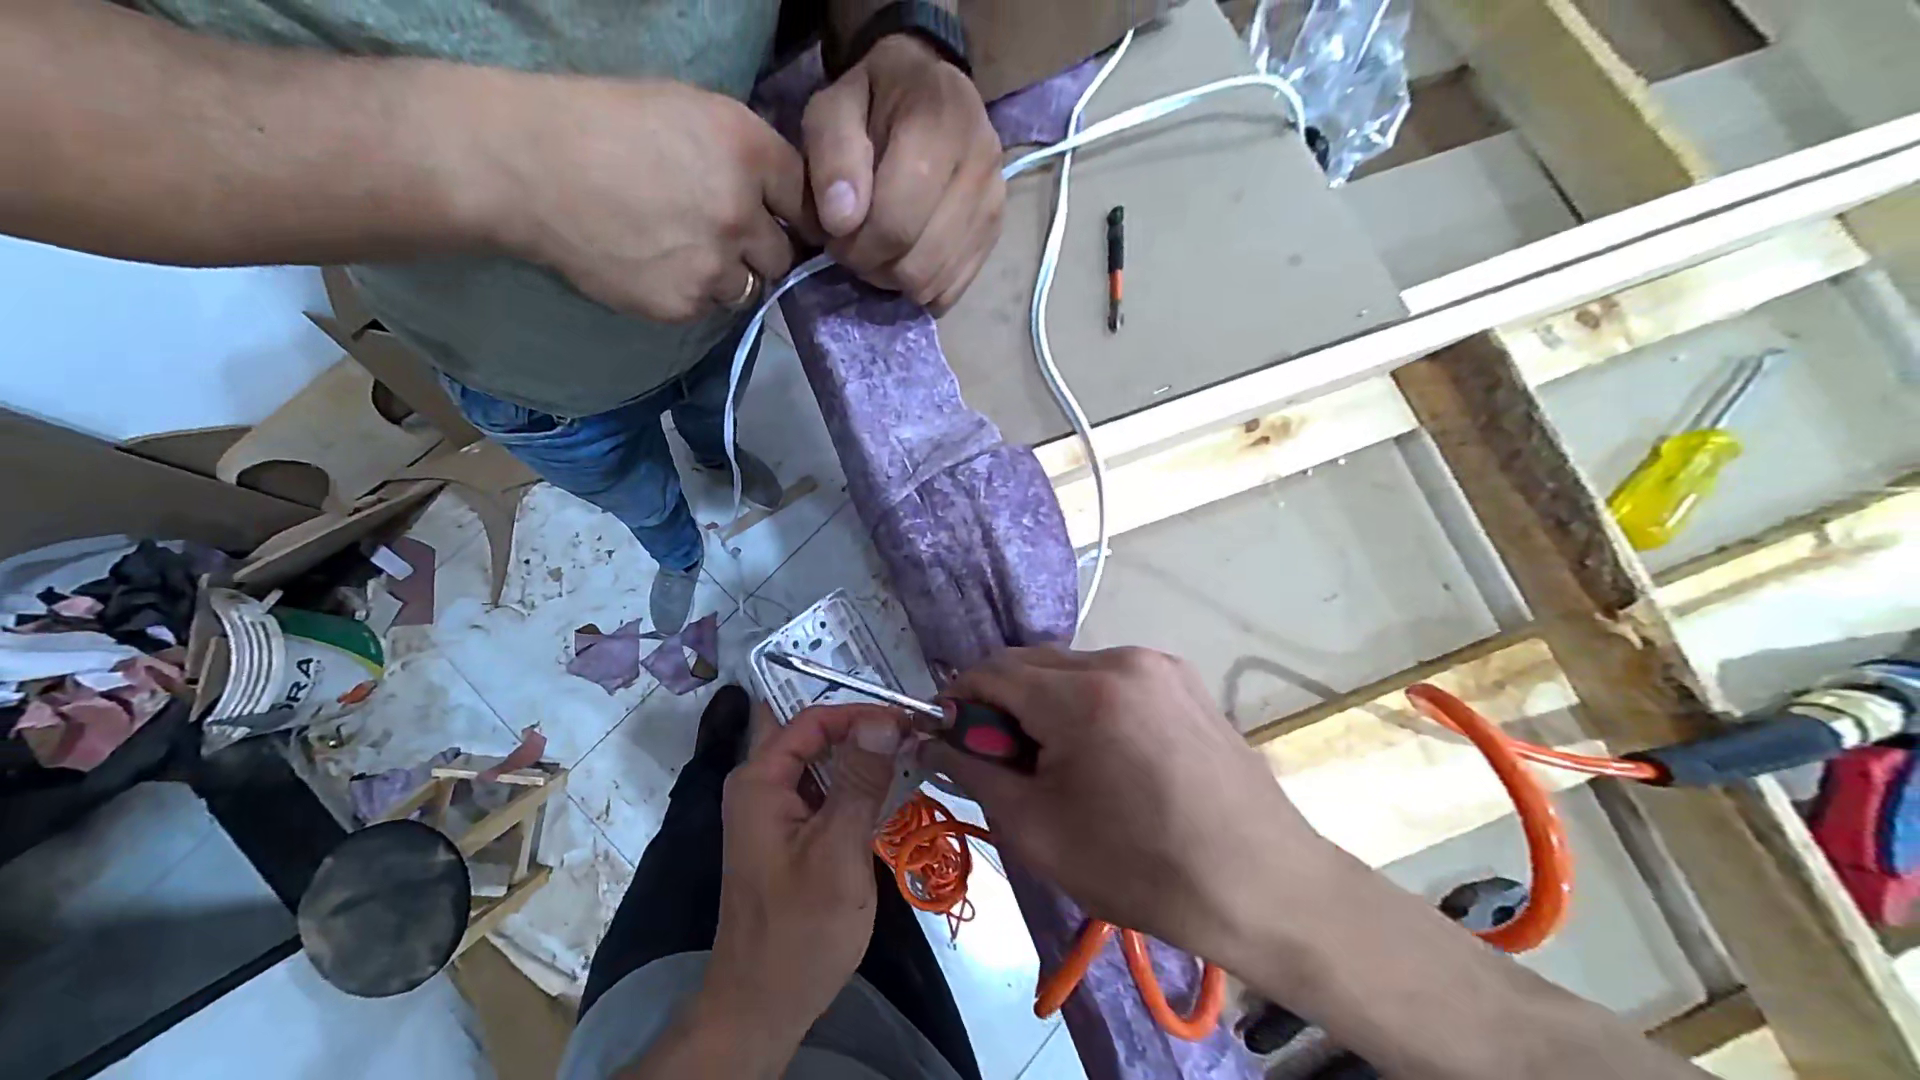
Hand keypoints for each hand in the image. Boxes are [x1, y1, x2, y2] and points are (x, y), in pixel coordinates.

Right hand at [487, 76, 819, 322]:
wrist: (524, 168)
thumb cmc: (599, 124)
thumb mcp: (686, 113)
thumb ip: (743, 156)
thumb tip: (776, 197)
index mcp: (746, 150)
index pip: (804, 201)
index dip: (795, 215)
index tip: (784, 223)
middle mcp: (742, 212)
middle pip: (783, 255)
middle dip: (759, 249)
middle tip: (721, 236)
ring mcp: (715, 265)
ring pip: (750, 287)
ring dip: (728, 276)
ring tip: (683, 252)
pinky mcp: (685, 303)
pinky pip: (711, 307)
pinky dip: (694, 293)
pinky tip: (658, 267)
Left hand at [702, 701, 906, 1043]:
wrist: (763, 1007)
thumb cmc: (799, 930)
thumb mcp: (837, 850)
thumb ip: (860, 780)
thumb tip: (884, 719)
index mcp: (759, 781)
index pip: (813, 719)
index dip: (861, 712)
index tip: (909, 721)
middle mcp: (761, 786)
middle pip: (815, 736)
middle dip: (863, 728)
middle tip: (915, 731)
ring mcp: (775, 811)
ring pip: (822, 762)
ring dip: (863, 755)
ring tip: (912, 752)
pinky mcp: (792, 833)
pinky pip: (825, 790)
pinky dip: (857, 784)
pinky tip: (891, 789)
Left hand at [802, 35, 1004, 312]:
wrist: (931, 89)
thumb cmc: (875, 100)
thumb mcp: (834, 105)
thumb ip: (831, 155)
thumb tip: (841, 221)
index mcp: (940, 123)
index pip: (897, 220)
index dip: (856, 243)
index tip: (834, 233)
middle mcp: (980, 164)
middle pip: (917, 261)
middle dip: (873, 265)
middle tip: (854, 245)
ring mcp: (994, 203)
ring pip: (934, 281)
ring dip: (895, 278)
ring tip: (879, 249)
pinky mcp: (995, 232)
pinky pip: (952, 289)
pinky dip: (922, 286)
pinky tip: (906, 257)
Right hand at [923, 647, 1343, 960]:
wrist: (1265, 886)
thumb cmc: (1142, 869)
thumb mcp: (1037, 830)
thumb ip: (974, 772)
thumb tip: (936, 740)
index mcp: (1082, 694)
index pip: (990, 671)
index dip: (958, 701)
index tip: (951, 738)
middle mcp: (1120, 659)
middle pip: (1030, 663)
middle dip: (1002, 703)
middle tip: (1006, 761)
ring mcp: (1159, 664)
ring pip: (1070, 668)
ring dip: (1045, 702)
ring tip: (1060, 762)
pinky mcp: (1184, 678)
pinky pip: (1111, 676)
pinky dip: (1087, 702)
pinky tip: (1104, 752)